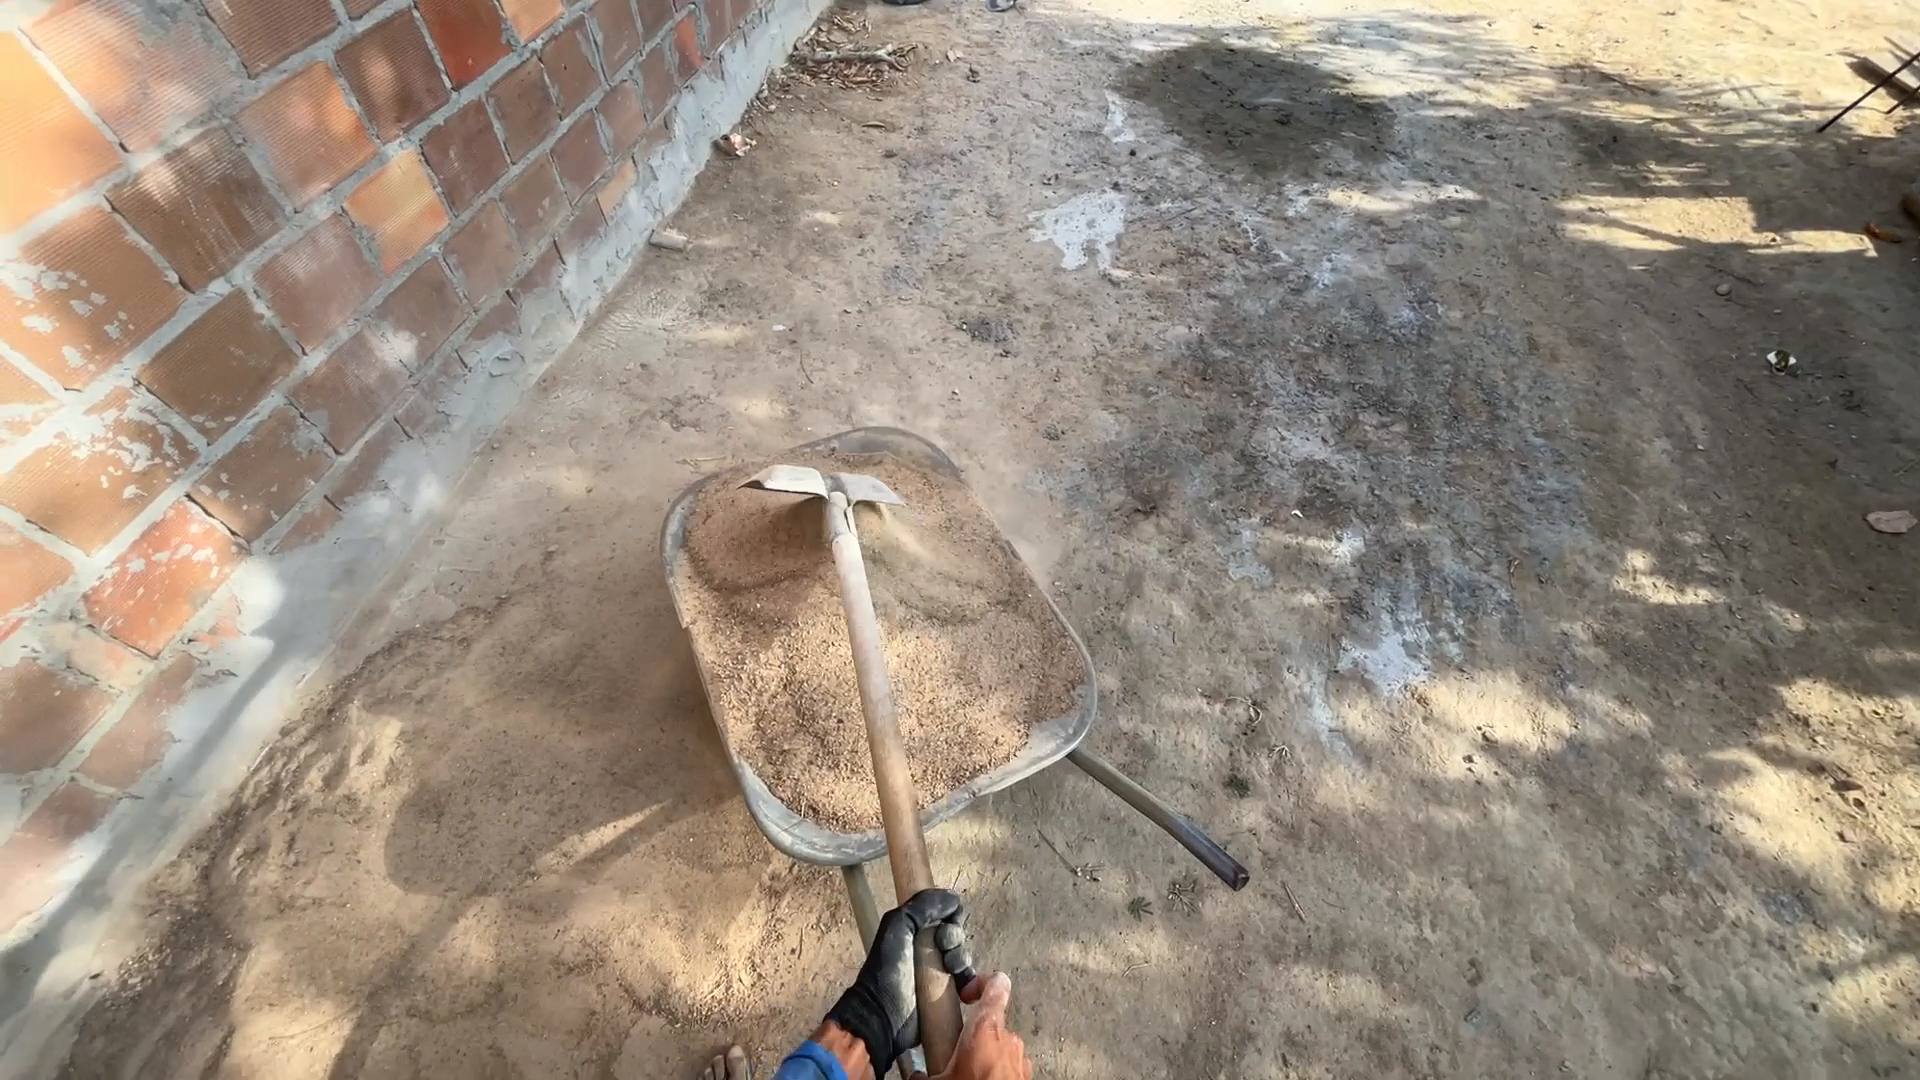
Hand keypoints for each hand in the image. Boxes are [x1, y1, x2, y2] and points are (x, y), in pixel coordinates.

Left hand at [825, 888, 973, 1069]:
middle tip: (944, 948)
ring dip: (962, 959)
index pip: (944, 914)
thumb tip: (954, 898)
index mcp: (914, 929)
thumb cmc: (888, 968)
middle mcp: (927, 948)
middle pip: (955, 934)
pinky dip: (970, 981)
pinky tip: (965, 985)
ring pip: (962, 957)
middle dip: (954, 938)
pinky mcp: (946, 997)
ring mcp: (937, 973)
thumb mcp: (898, 926)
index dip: (950, 915)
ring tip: (950, 968)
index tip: (947, 923)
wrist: (883, 1017)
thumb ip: (922, 905)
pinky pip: (967, 983)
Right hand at [924, 973, 1029, 1079]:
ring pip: (1002, 1046)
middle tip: (956, 1055)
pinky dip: (998, 1073)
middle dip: (975, 1036)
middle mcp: (1008, 1038)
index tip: (964, 996)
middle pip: (992, 1021)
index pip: (996, 984)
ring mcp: (1021, 1060)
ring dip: (987, 1056)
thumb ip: (922, 1075)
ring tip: (968, 1075)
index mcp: (986, 1028)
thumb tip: (914, 1076)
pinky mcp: (1026, 1078)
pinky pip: (1010, 1067)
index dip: (981, 982)